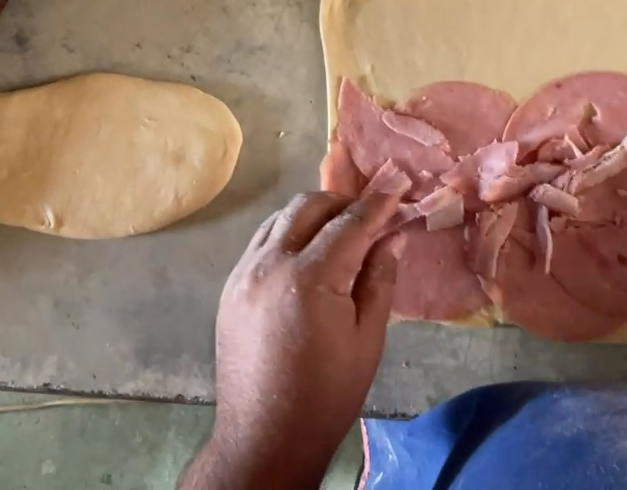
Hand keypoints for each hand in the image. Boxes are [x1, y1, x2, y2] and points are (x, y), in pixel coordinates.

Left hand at [182, 192, 402, 489]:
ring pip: (280, 217)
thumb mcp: (367, 339)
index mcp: (309, 279)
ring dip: (312, 214)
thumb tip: (393, 237)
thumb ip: (379, 280)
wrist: (264, 439)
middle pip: (308, 206)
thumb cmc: (326, 395)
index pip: (349, 223)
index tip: (396, 187)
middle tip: (367, 214)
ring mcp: (243, 273)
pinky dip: (288, 233)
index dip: (376, 204)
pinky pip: (261, 241)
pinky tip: (306, 253)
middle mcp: (270, 265)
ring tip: (337, 230)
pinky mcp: (230, 287)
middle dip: (341, 202)